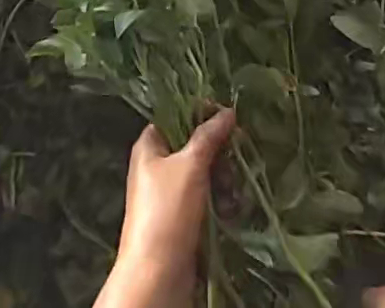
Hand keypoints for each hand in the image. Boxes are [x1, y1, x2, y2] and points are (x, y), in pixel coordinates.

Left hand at [95, 108, 236, 307]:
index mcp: (150, 144)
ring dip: (223, 181)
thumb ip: (208, 137)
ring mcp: (169, 191)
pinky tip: (230, 212)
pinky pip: (205, 198)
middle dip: (218, 154)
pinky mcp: (182, 216)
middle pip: (193, 145)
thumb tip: (227, 111)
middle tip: (233, 165)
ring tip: (232, 196)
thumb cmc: (168, 210)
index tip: (228, 118)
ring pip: (203, 173)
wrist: (157, 273)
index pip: (176, 115)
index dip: (201, 113)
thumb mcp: (190, 166)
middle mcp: (157, 163)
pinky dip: (219, 201)